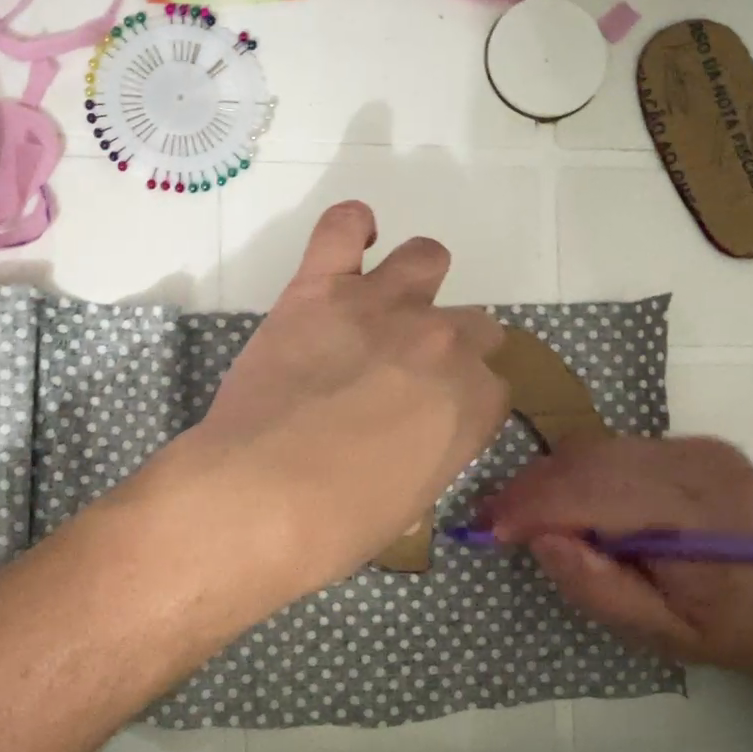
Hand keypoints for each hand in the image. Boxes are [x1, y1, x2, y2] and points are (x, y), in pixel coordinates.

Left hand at [181, 201, 509, 592]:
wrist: (261, 496)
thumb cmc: (337, 525)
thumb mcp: (407, 507)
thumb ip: (423, 460)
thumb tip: (404, 452)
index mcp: (474, 403)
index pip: (491, 386)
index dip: (459, 402)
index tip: (428, 418)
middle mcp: (443, 342)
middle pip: (471, 324)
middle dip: (445, 349)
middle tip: (400, 377)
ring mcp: (381, 306)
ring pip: (426, 260)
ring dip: (414, 282)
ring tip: (381, 309)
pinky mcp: (319, 288)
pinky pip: (343, 227)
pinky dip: (351, 228)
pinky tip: (349, 245)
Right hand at [479, 436, 752, 684]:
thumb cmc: (735, 632)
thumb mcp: (662, 635)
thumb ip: (598, 588)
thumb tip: (541, 539)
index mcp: (698, 520)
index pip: (593, 491)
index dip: (531, 505)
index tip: (486, 529)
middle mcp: (700, 467)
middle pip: (588, 457)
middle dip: (529, 486)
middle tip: (492, 521)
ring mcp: (700, 449)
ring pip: (598, 446)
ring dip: (551, 476)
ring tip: (524, 515)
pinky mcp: (696, 445)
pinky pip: (617, 447)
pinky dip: (580, 471)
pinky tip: (573, 504)